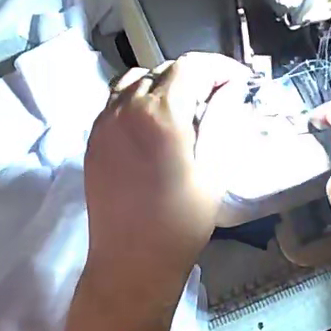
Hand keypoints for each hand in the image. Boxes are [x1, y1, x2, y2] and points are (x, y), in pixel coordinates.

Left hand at [83, 53, 250, 300]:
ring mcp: (103, 123)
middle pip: (162, 70)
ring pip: (135, 81)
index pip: (191, 67)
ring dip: (163, 84)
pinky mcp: (92, 139)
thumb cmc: (179, 223)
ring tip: (185, 106)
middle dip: (194, 75)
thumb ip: (222, 121)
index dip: (219, 67)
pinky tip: (155, 123)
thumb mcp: (213, 172)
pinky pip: (115, 101)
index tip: (238, 80)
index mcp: (159, 114)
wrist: (129, 262)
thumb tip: (230, 89)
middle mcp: (125, 109)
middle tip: (219, 95)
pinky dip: (138, 99)